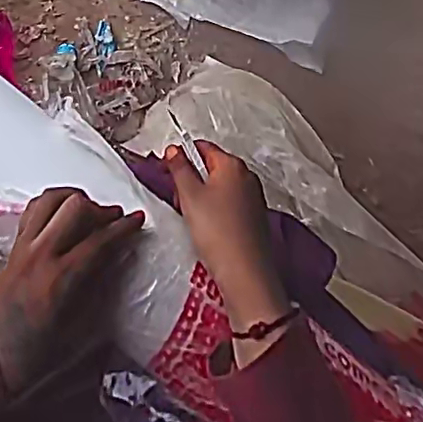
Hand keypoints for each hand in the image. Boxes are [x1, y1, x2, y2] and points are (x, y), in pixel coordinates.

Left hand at [0, 188, 144, 395]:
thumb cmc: (40, 353)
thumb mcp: (82, 331)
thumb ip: (102, 291)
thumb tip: (120, 259)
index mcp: (60, 279)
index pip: (99, 241)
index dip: (123, 228)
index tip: (138, 220)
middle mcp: (41, 254)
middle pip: (75, 207)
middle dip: (101, 209)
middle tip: (114, 220)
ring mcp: (25, 245)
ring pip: (52, 199)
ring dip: (75, 199)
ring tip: (89, 212)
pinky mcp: (15, 244)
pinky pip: (34, 208)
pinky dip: (52, 204)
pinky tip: (63, 213)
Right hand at [164, 143, 289, 341]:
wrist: (245, 275)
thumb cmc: (216, 230)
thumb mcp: (189, 194)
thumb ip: (179, 167)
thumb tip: (174, 149)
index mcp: (232, 164)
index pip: (201, 147)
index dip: (181, 157)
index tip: (167, 172)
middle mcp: (247, 176)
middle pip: (211, 166)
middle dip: (191, 178)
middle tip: (178, 198)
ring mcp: (254, 198)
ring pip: (219, 186)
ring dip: (202, 195)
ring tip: (191, 216)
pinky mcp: (255, 218)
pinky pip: (229, 203)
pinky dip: (215, 209)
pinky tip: (207, 228)